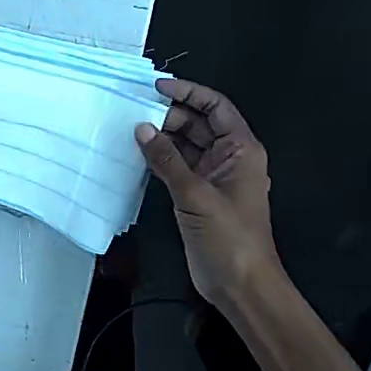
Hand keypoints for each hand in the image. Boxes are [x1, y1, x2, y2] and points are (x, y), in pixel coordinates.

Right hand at [134, 78, 281, 308]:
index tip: (157, 88)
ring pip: (185, 144)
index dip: (189, 93)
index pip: (216, 107)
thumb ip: (166, 159)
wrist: (240, 283)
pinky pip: (176, 165)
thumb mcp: (196, 194)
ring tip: (129, 128)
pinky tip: (137, 153)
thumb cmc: (229, 236)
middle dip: (169, 114)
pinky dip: (159, 157)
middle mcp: (228, 158)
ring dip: (161, 136)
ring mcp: (212, 176)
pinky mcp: (197, 194)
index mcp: (241, 149)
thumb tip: (142, 128)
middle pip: (198, 123)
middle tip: (134, 111)